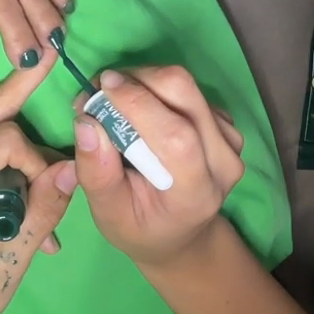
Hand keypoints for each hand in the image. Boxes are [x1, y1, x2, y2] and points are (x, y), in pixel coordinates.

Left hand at [0, 66, 77, 313]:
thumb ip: (41, 211)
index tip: (47, 193)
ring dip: (25, 145)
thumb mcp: (8, 262)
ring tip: (52, 194)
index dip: (36, 158)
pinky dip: (13, 162)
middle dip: (25, 86)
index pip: (4, 137)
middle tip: (52, 51)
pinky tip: (34, 203)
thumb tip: (75, 168)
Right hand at [73, 66, 243, 270]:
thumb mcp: (108, 213)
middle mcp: (222, 160)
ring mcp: (228, 138)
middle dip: (135, 79)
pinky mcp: (223, 121)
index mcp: (195, 191)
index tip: (100, 87)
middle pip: (183, 93)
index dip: (138, 103)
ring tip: (113, 102)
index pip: (176, 136)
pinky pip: (185, 88)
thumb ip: (97, 172)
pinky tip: (137, 108)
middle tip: (98, 92)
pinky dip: (153, 87)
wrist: (181, 234)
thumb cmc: (141, 227)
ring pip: (183, 84)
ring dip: (141, 80)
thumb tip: (86, 123)